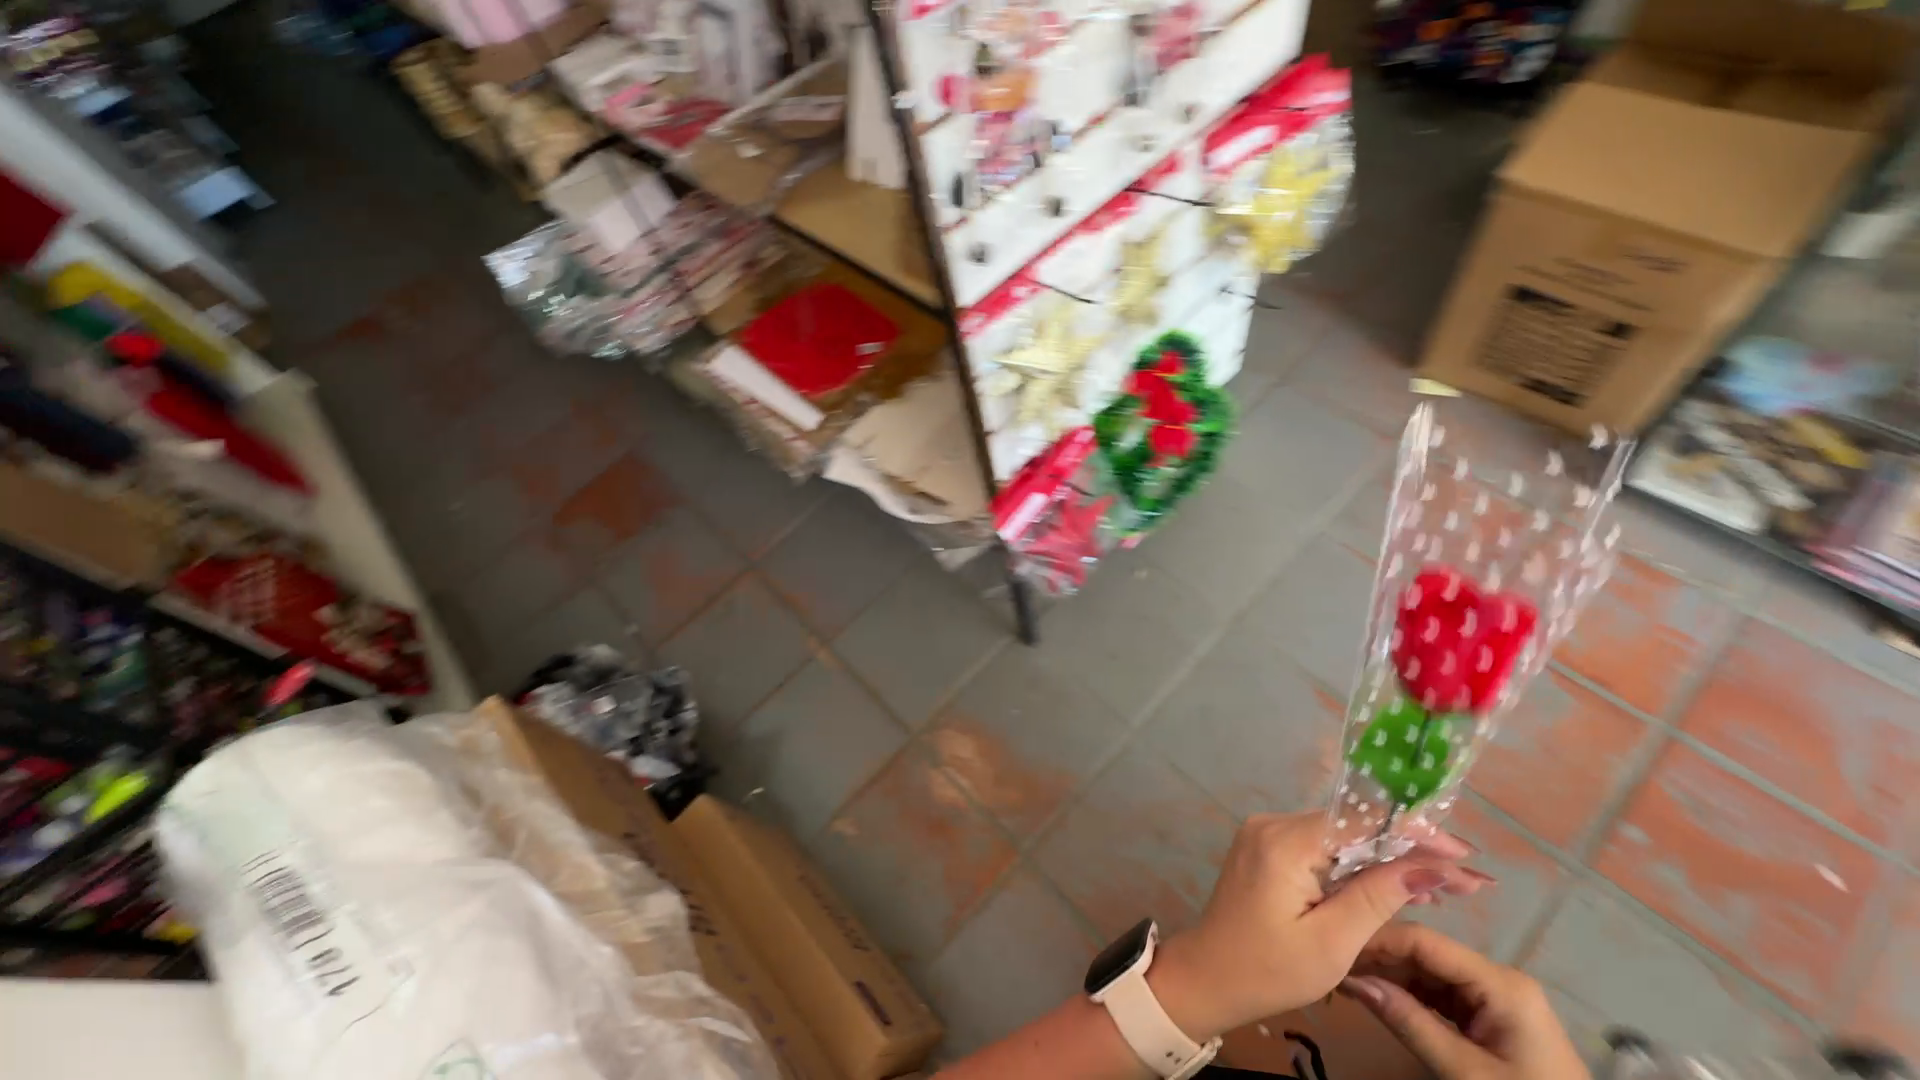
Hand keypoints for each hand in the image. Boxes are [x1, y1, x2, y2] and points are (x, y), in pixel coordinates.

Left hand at [1146, 812, 1489, 1042]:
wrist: (1207, 979)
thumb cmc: (1269, 971)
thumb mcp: (1332, 943)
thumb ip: (1379, 897)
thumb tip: (1432, 865)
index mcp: (1283, 842)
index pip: (1360, 819)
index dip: (1415, 832)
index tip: (1462, 853)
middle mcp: (1272, 824)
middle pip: (1353, 826)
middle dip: (1409, 848)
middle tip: (1465, 877)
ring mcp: (1266, 834)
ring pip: (1340, 837)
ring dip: (1387, 859)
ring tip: (1442, 885)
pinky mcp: (1267, 849)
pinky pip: (1322, 848)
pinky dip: (1357, 867)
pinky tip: (1396, 886)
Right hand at [1340, 923, 1588, 1079]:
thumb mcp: (1467, 1074)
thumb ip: (1410, 1024)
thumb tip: (1353, 980)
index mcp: (1500, 982)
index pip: (1424, 941)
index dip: (1376, 939)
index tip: (1333, 945)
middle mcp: (1497, 977)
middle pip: (1425, 952)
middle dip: (1378, 956)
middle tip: (1330, 964)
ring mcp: (1494, 996)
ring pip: (1427, 972)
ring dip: (1388, 976)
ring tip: (1343, 979)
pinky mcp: (1489, 1015)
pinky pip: (1439, 994)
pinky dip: (1407, 996)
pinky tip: (1375, 996)